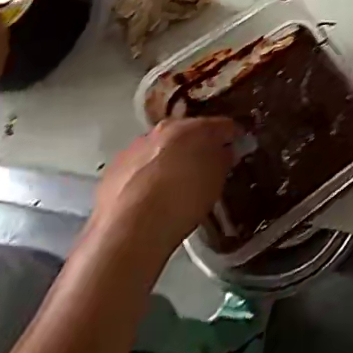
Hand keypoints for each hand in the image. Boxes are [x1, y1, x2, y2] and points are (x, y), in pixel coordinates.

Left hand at [92, 118, 239, 256]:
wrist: (129, 227)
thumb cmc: (181, 203)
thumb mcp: (214, 184)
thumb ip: (221, 160)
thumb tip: (223, 150)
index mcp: (189, 129)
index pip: (218, 124)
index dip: (231, 134)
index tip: (237, 144)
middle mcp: (160, 130)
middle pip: (186, 131)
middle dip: (198, 144)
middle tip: (207, 163)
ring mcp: (134, 146)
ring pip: (160, 146)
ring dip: (170, 157)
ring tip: (177, 182)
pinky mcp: (115, 166)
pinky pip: (140, 163)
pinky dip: (148, 172)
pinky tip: (151, 194)